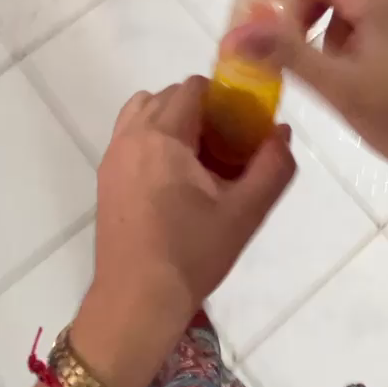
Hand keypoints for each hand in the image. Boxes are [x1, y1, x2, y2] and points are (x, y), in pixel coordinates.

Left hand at [72, 77, 294, 386]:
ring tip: (197, 159)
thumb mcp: (245, 213)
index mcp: (163, 136)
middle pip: (168, 96)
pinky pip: (130, 135)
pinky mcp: (106, 176)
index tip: (241, 126)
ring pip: (144, 111)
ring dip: (172, 120)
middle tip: (225, 147)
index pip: (192, 87)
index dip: (222, 99)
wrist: (137, 300)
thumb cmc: (192, 254)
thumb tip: (281, 131)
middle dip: (200, 110)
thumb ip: (272, 167)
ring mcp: (113, 155)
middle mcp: (131, 136)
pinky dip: (152, 139)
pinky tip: (174, 180)